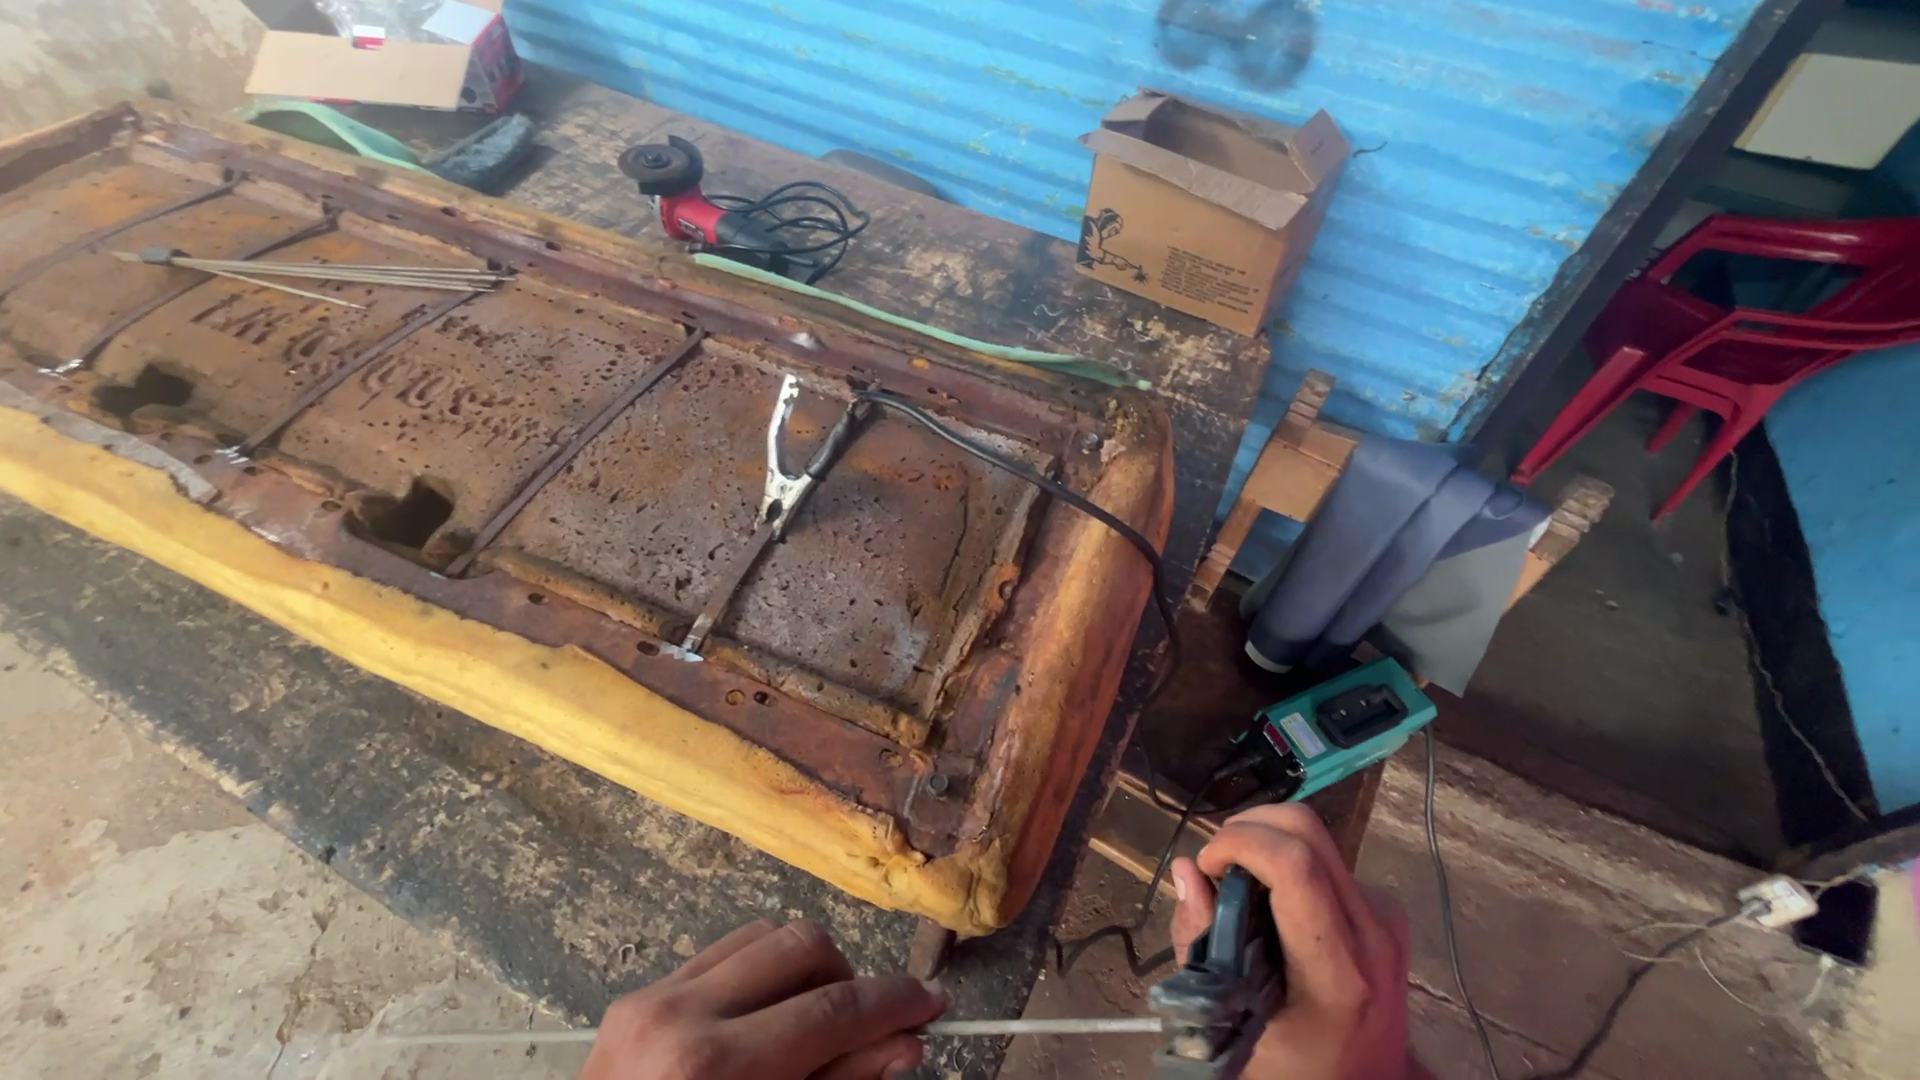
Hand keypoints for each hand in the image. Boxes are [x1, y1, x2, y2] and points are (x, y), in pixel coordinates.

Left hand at [580, 919, 948, 1079]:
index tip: (933, 1001)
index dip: (893, 1002)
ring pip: (765, 934)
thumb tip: (906, 1042)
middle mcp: (681, 1014)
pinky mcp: (637, 995)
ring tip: (811, 1022)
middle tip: (862, 1024)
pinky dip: (762, 973)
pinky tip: (764, 1020)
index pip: (831, 1011)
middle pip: (802, 945)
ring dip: (805, 968)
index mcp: (713, 1070)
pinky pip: (725, 951)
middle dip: (847, 977)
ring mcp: (651, 997)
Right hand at [1168, 804, 1418, 1079]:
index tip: (1207, 865)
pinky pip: (1325, 854)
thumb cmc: (1294, 1065)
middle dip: (1246, 827)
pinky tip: (1269, 896)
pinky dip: (1283, 855)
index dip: (1239, 842)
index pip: (1295, 865)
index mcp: (1337, 971)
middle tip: (1216, 863)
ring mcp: (1386, 916)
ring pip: (1314, 834)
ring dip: (1263, 840)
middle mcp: (1372, 933)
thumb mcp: (1231, 1022)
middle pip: (1305, 829)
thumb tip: (1186, 869)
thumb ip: (1201, 944)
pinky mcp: (1386, 907)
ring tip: (1238, 881)